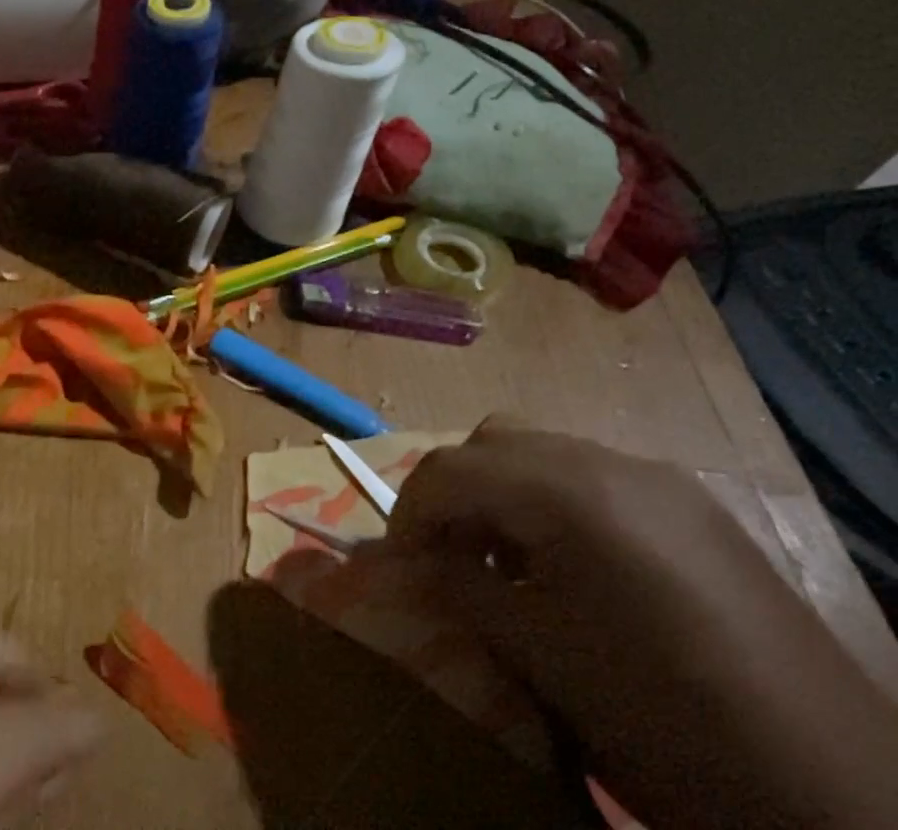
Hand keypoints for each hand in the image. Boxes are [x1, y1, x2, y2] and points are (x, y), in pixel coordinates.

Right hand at [387, 417, 897, 829]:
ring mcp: (667, 484)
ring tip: (501, 562)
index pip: (448, 469)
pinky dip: (553, 504)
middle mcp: (616, 465)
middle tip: (443, 553)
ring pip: (545, 452)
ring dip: (501, 493)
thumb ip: (457, 583)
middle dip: (451, 491)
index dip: (408, 512)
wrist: (821, 782)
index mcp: (568, 494)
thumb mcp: (529, 647)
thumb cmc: (650, 709)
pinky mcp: (699, 512)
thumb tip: (417, 558)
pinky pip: (596, 479)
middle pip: (492, 440)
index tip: (400, 562)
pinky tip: (564, 567)